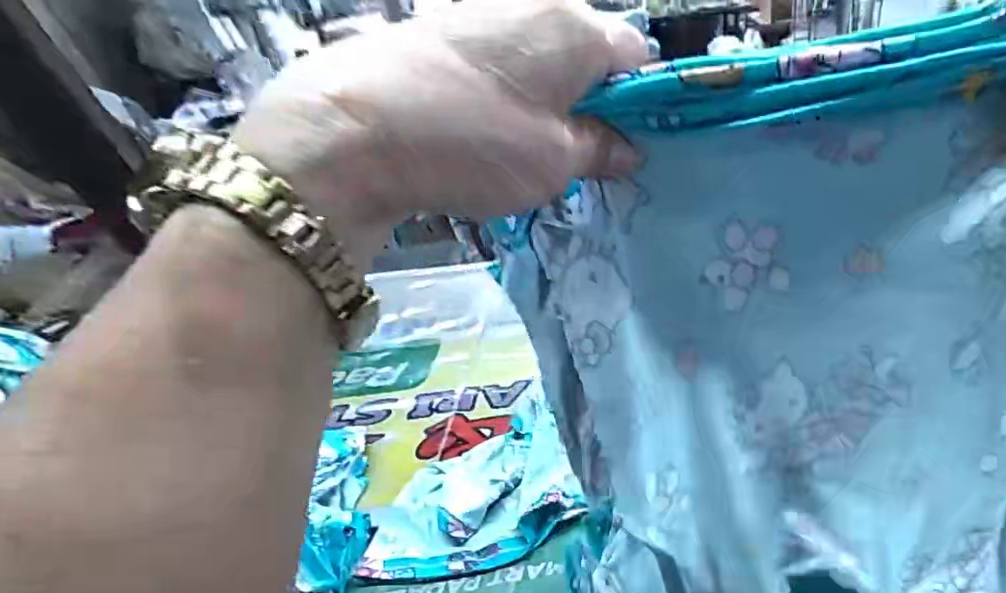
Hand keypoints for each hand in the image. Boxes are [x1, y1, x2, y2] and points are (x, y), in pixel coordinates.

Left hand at [233, 0, 648, 251]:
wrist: (362, 129)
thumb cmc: (477, 144)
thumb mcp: (553, 163)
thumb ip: (599, 151)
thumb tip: (629, 150)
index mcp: (577, 27)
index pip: (636, 55)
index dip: (643, 102)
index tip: (634, 145)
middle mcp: (536, 2)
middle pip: (589, 52)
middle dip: (596, 102)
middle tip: (586, 160)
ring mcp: (487, 12)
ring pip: (544, 58)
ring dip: (554, 102)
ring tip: (539, 154)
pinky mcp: (448, 32)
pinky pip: (506, 63)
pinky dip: (517, 96)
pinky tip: (499, 134)